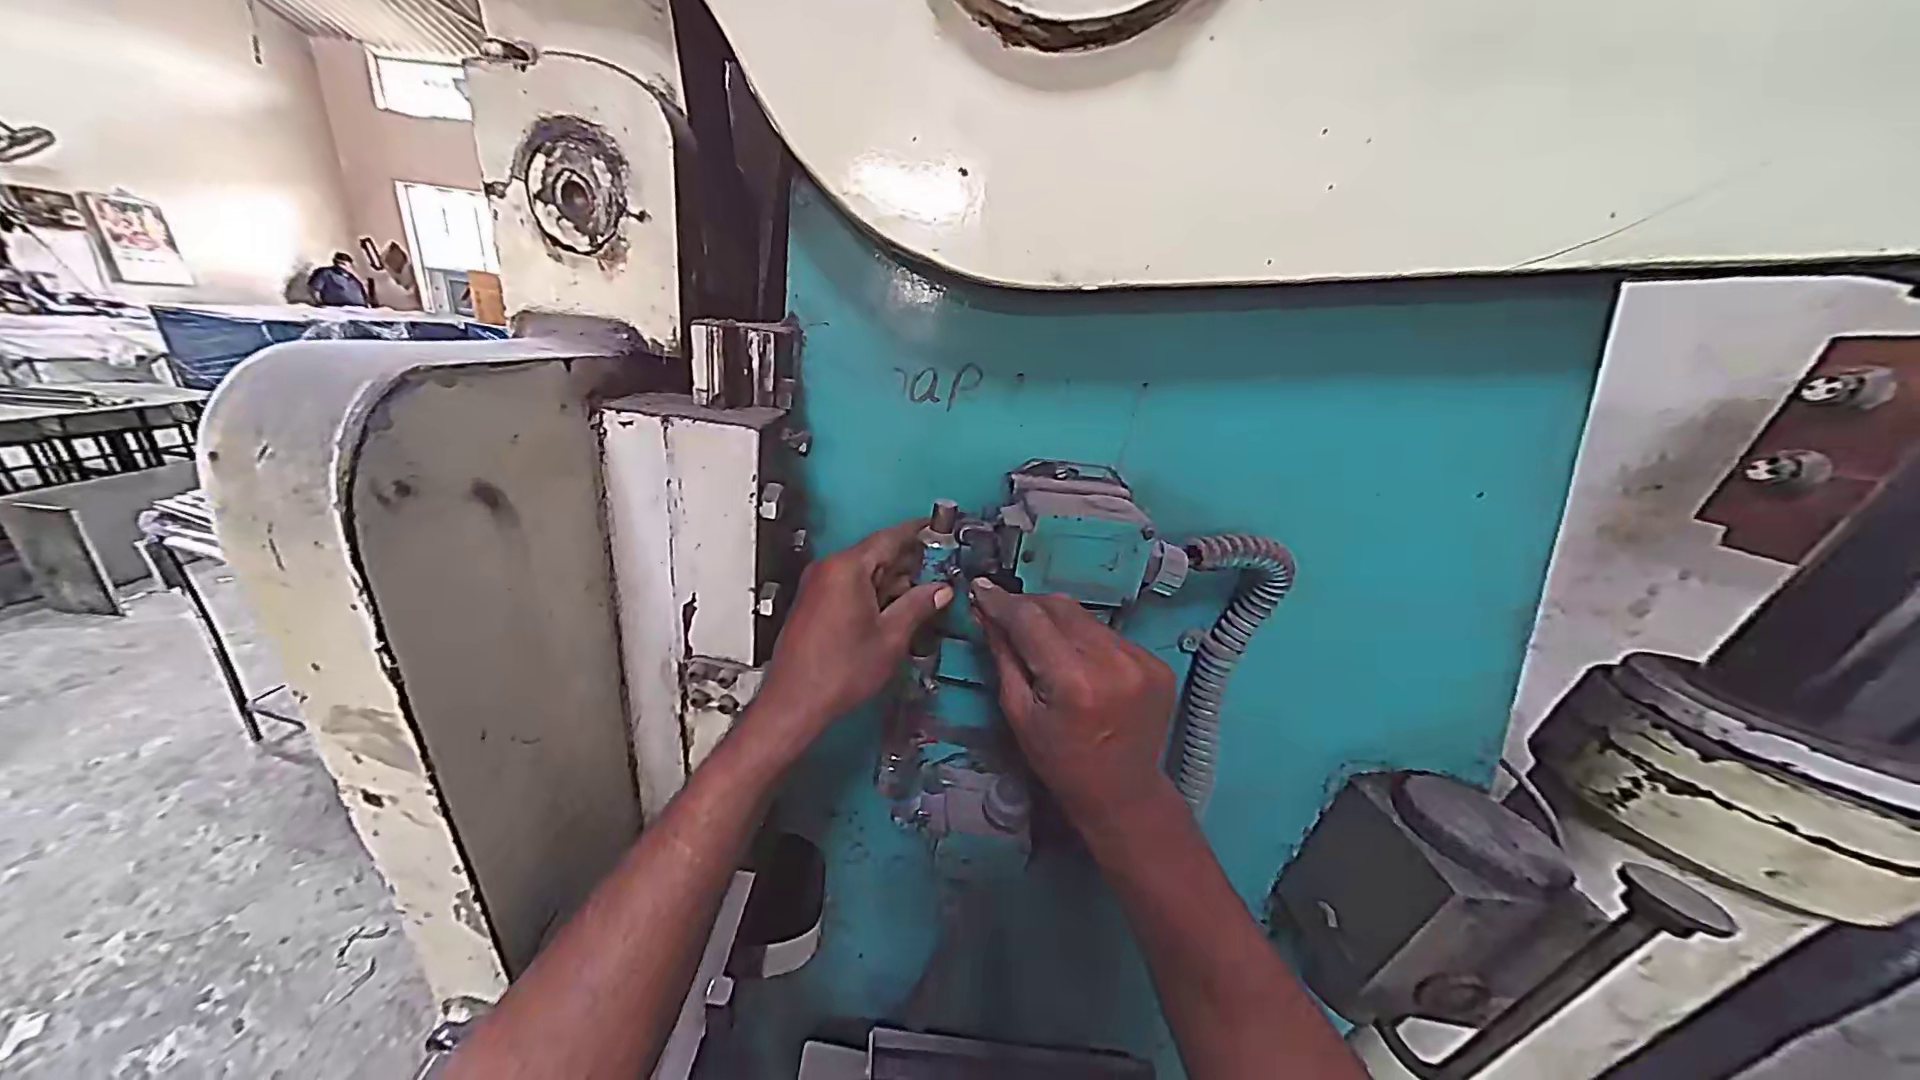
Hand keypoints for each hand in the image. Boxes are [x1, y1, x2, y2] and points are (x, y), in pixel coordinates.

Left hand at [753, 521, 952, 744]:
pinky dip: (873, 593)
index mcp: (847, 569)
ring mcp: (818, 586)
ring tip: (922, 598)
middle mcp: (828, 570)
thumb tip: (938, 590)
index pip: (890, 537)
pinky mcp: (815, 603)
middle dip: (909, 563)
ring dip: (892, 581)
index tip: (937, 531)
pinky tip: (893, 611)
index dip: (919, 533)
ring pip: (864, 572)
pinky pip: (850, 586)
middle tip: (939, 573)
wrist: (796, 702)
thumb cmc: (834, 674)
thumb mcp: (892, 637)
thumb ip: (919, 605)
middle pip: (877, 553)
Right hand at [968, 578, 1178, 828]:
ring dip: (1057, 621)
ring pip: (1084, 617)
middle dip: (1028, 606)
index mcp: (1073, 680)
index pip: (1030, 619)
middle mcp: (1112, 661)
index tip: (980, 589)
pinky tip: (1077, 661)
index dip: (1002, 601)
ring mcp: (1141, 659)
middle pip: (1060, 606)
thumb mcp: (1019, 713)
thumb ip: (1004, 656)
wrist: (1123, 792)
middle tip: (1006, 614)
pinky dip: (1085, 638)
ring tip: (1042, 642)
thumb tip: (987, 613)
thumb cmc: (1060, 761)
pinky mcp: (1156, 662)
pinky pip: (1108, 633)